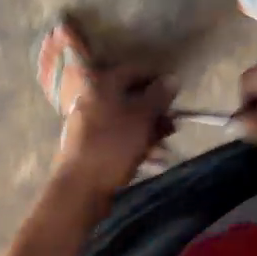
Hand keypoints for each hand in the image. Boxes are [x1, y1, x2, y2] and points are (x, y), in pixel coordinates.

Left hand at [54, 72, 174, 196]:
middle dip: (155, 106)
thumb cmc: (113, 144)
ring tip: (167, 137)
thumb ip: (158, 96)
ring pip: (125, 115)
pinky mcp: (89, 142)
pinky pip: (117, 132)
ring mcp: (89, 120)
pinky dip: (134, 137)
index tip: (175, 91)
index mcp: (102, 83)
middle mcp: (93, 96)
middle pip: (130, 94)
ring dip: (148, 124)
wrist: (81, 186)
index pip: (134, 70)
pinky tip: (151, 150)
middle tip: (173, 120)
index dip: (157, 78)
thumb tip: (172, 77)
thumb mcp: (142, 117)